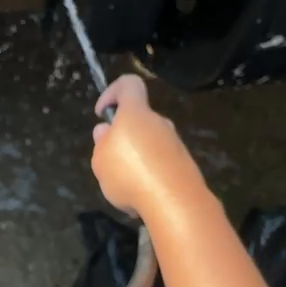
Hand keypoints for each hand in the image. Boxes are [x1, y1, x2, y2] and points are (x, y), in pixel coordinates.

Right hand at [90, 74, 208, 217]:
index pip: (129, 84)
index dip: (112, 92)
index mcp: (136, 113)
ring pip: (150, 143)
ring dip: (135, 159)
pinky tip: (142, 197)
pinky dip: (149, 176)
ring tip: (124, 186)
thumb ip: (102, 143)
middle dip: (123, 136)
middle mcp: (159, 123)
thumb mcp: (101, 160)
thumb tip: (105, 130)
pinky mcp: (184, 164)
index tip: (101, 113)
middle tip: (110, 161)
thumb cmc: (129, 174)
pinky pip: (161, 164)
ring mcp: (175, 143)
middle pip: (139, 120)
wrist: (174, 202)